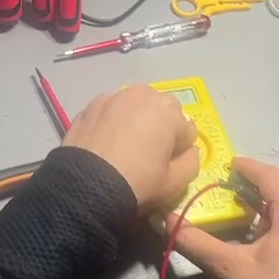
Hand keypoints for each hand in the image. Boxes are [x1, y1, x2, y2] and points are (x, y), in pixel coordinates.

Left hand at [63, 84, 200, 212]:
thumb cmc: (137, 182)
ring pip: (135, 107)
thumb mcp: (175, 183)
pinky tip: (105, 143)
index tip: (165, 166)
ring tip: (123, 147)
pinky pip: (112, 111)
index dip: (178, 151)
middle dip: (159, 128)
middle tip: (145, 155)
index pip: (186, 132)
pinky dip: (112, 122)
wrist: (85, 185)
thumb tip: (189, 150)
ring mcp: (114, 96)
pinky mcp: (91, 104)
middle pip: (162, 112)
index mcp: (169, 110)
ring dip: (135, 121)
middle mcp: (143, 94)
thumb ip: (192, 162)